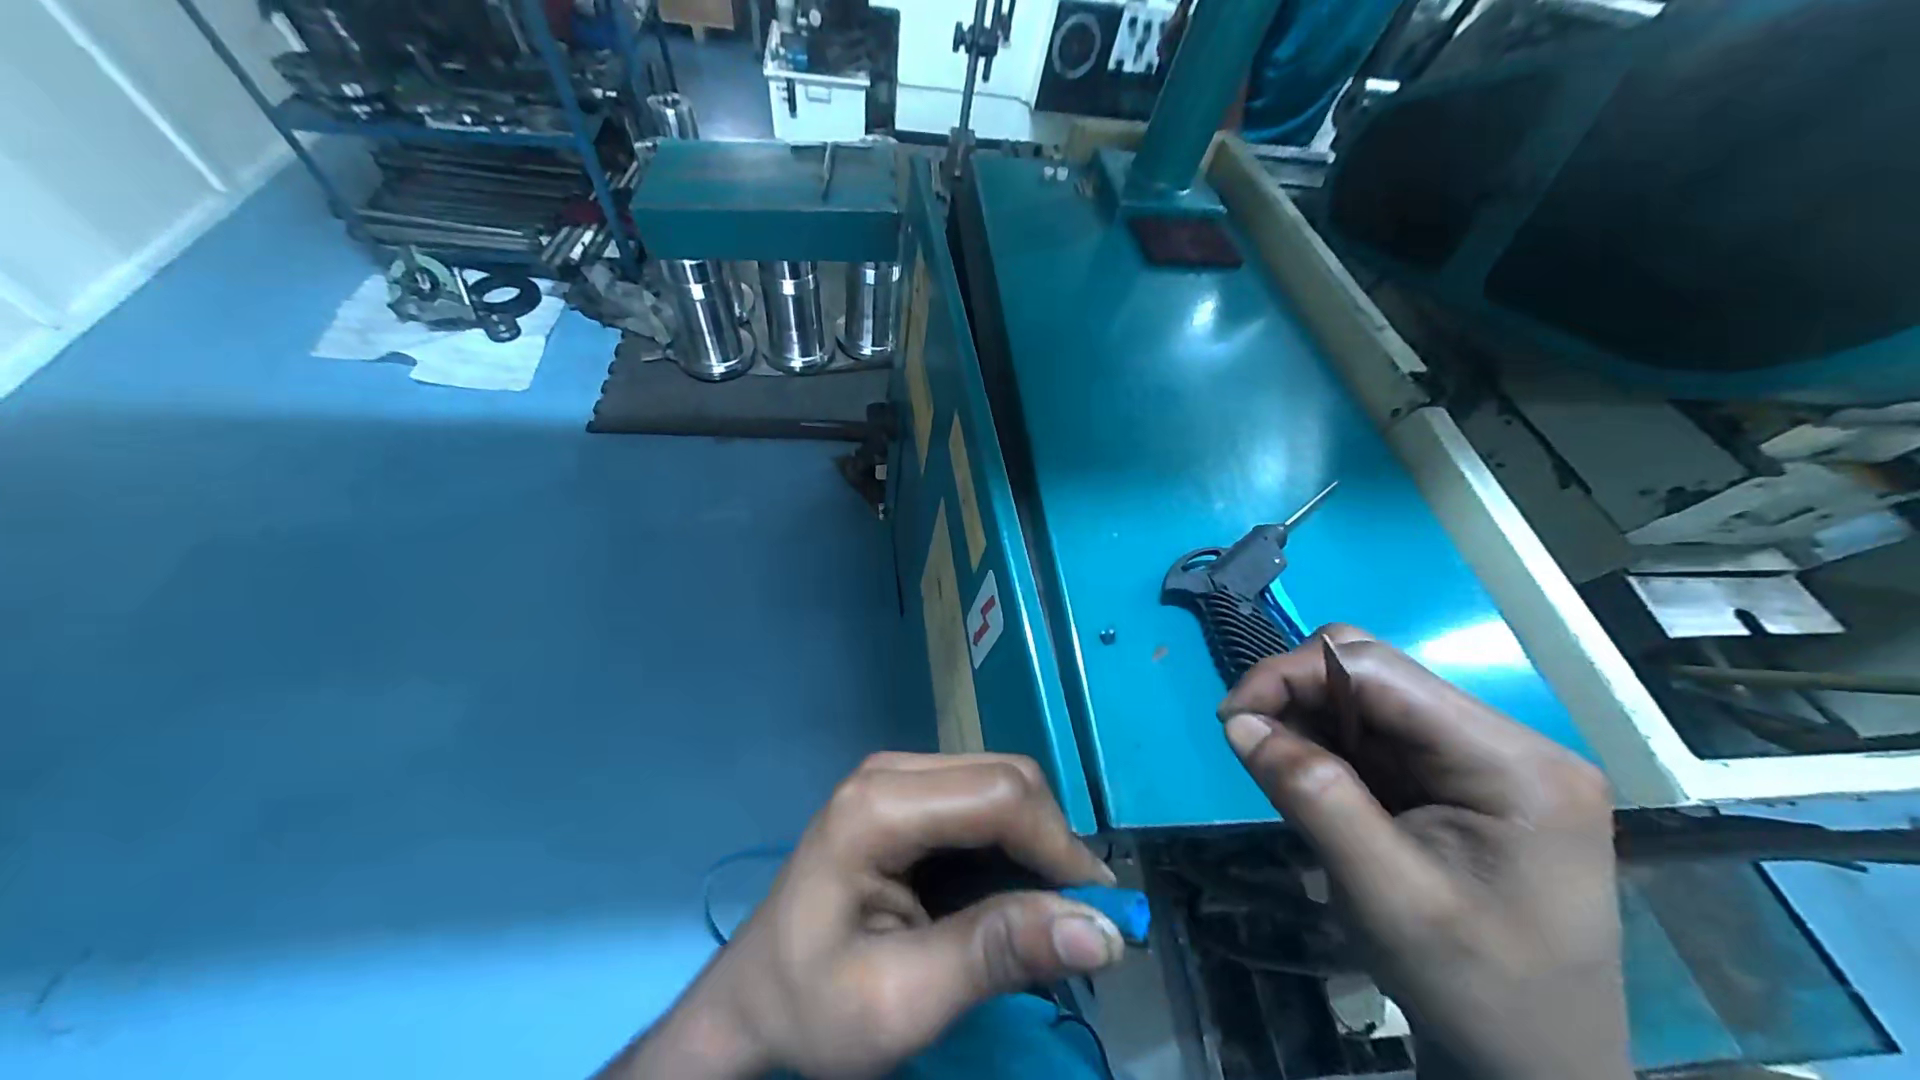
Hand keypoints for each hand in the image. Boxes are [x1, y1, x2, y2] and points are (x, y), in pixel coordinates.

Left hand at [606, 753, 1124, 1079]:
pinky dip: (1015, 845)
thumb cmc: (813, 1007)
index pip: (1001, 796)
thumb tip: (1101, 932)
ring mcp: (899, 776)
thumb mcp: (901, 1002)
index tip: (1099, 918)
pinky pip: (986, 800)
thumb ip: (996, 956)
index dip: (1061, 849)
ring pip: (1004, 785)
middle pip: (1008, 780)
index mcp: (876, 807)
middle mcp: (891, 771)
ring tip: (1046, 917)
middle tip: (1074, 924)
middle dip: (1054, 846)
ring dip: (1039, 847)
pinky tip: (1010, 897)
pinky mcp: (909, 794)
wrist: (753, 999)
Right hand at [1219, 626, 1629, 1079]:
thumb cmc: (1475, 988)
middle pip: (1371, 670)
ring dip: (1307, 721)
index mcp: (1511, 761)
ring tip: (1283, 776)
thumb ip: (1312, 796)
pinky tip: (1313, 784)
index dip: (1291, 675)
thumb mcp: (1385, 896)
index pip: (1378, 670)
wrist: (1536, 1064)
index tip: (1231, 718)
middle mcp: (1502, 739)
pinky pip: (1371, 731)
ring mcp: (1479, 754)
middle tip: (1251, 744)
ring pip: (1364, 695)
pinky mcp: (1454, 773)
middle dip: (1296, 695)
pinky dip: (1325, 744)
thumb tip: (1237, 722)